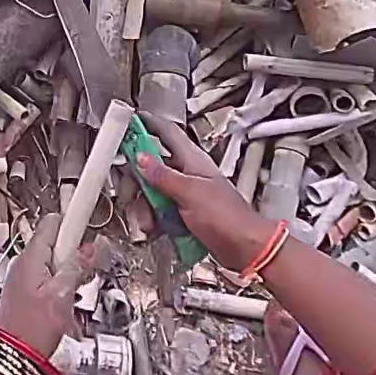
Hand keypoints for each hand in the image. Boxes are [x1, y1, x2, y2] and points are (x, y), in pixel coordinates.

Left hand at [0, 213, 88, 358]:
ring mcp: (24, 278)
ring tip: (73, 292)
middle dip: (74, 253)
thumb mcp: (62, 296)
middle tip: (84, 270)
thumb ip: (77, 267)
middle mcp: (24, 263)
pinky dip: (60, 286)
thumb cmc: (30, 332)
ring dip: (68, 272)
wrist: (10, 362)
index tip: (88, 214)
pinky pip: (48, 278)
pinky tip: (65, 304)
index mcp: (31, 257)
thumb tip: (93, 246)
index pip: (53, 222)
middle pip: (56, 242)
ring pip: (53, 262)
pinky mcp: (26, 293)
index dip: (73, 220)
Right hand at [138, 112, 274, 271]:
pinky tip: (155, 230)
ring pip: (153, 192)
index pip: (166, 133)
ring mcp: (186, 194)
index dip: (147, 125)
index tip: (128, 125)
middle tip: (129, 193)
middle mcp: (188, 174)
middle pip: (152, 166)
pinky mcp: (185, 214)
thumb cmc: (228, 218)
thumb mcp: (190, 194)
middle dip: (138, 182)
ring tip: (148, 222)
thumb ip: (163, 176)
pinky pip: (161, 212)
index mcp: (192, 161)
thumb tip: (141, 159)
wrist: (247, 250)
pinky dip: (155, 221)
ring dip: (146, 208)